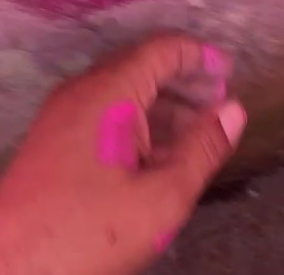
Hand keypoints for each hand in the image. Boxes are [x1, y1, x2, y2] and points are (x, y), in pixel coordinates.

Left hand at [0, 34, 246, 274]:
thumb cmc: (86, 234)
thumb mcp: (160, 199)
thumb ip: (202, 150)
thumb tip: (233, 110)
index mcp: (110, 90)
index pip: (164, 48)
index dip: (201, 56)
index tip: (230, 75)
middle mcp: (82, 90)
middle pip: (142, 65)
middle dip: (184, 81)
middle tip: (219, 104)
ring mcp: (60, 115)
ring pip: (122, 92)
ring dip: (162, 105)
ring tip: (195, 135)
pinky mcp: (49, 143)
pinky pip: (102, 114)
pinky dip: (136, 123)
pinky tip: (153, 158)